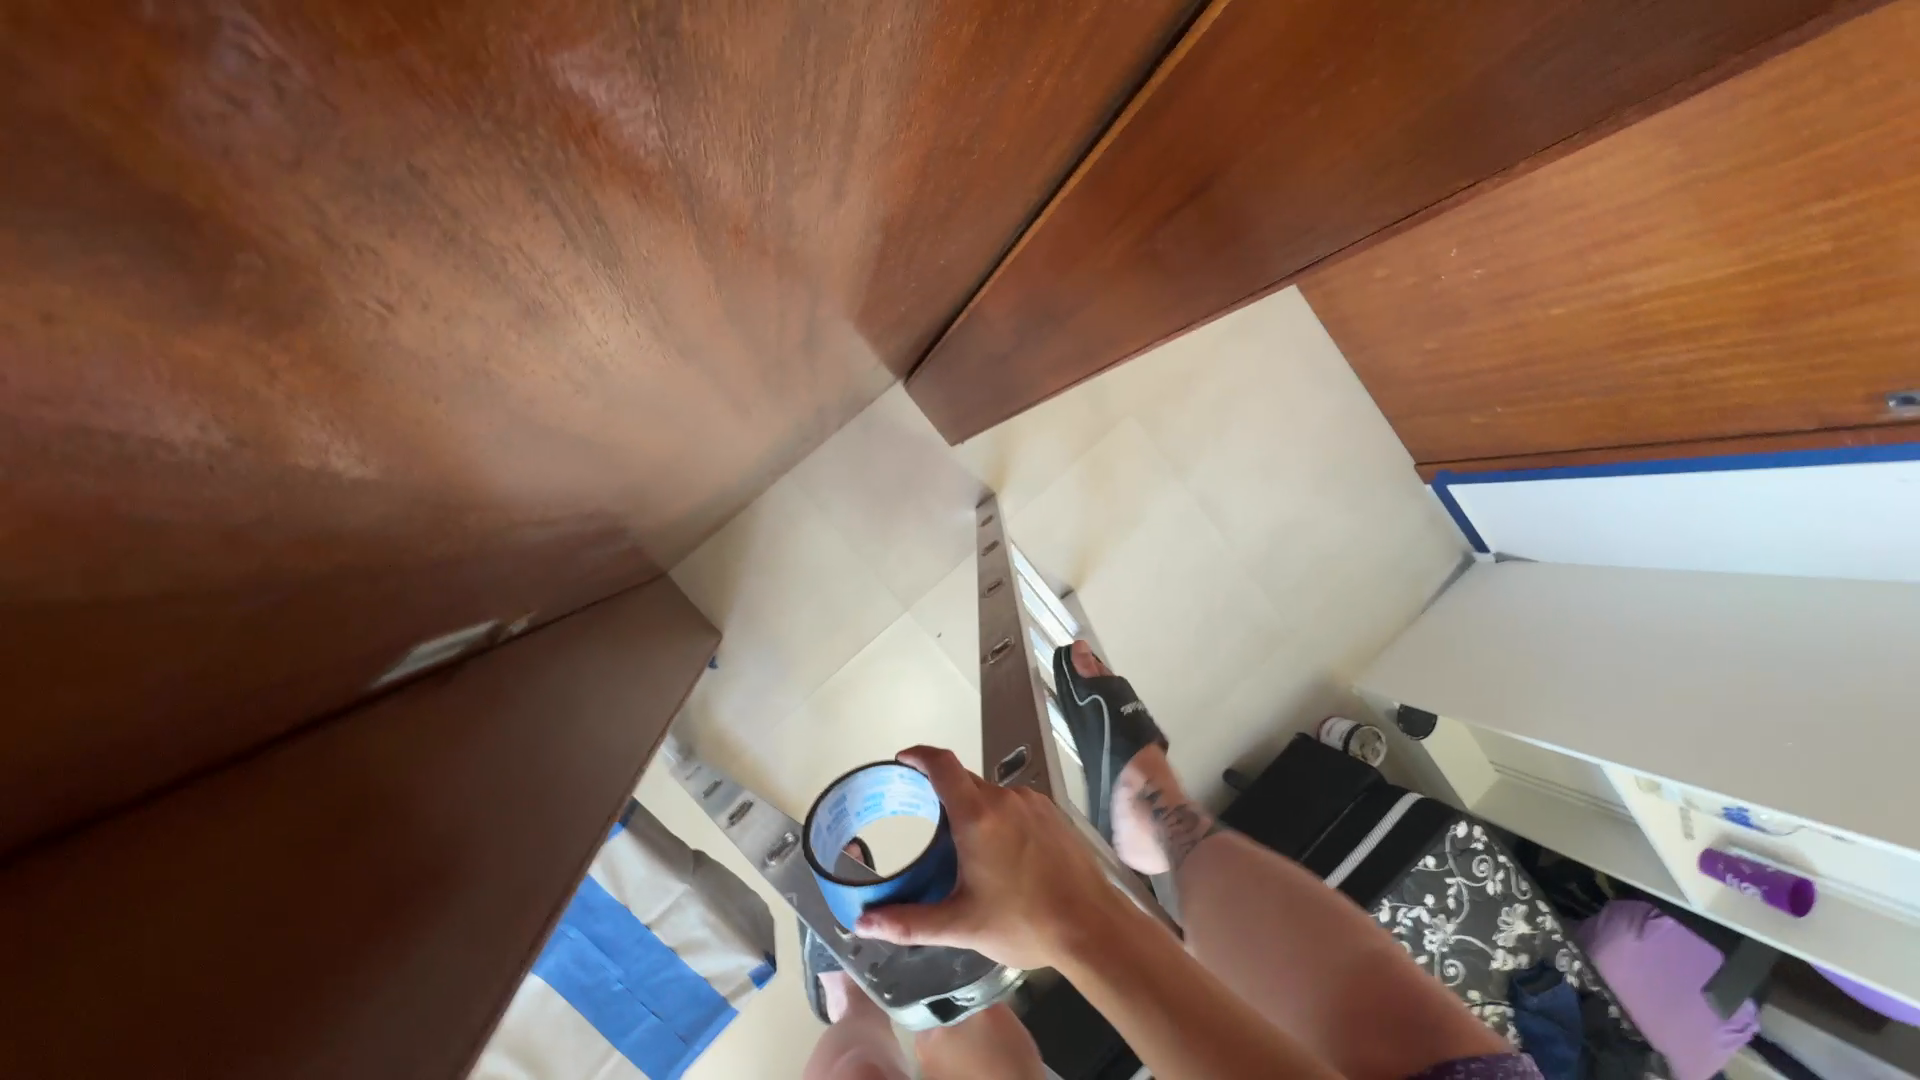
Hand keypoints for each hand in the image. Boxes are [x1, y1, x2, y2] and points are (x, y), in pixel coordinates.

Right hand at [852, 746, 1126, 969]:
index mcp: (977, 816)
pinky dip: (1000, 819)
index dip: (919, 756)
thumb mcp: (960, 926)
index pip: (942, 765)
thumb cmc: (1024, 923)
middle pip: (964, 781)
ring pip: (991, 795)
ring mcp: (1034, 804)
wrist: (1092, 927)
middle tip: (925, 821)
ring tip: (964, 849)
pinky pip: (1015, 806)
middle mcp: (1005, 799)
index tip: (903, 760)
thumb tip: (864, 923)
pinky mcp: (1054, 815)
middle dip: (942, 794)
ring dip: (973, 811)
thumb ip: (908, 923)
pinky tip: (1002, 855)